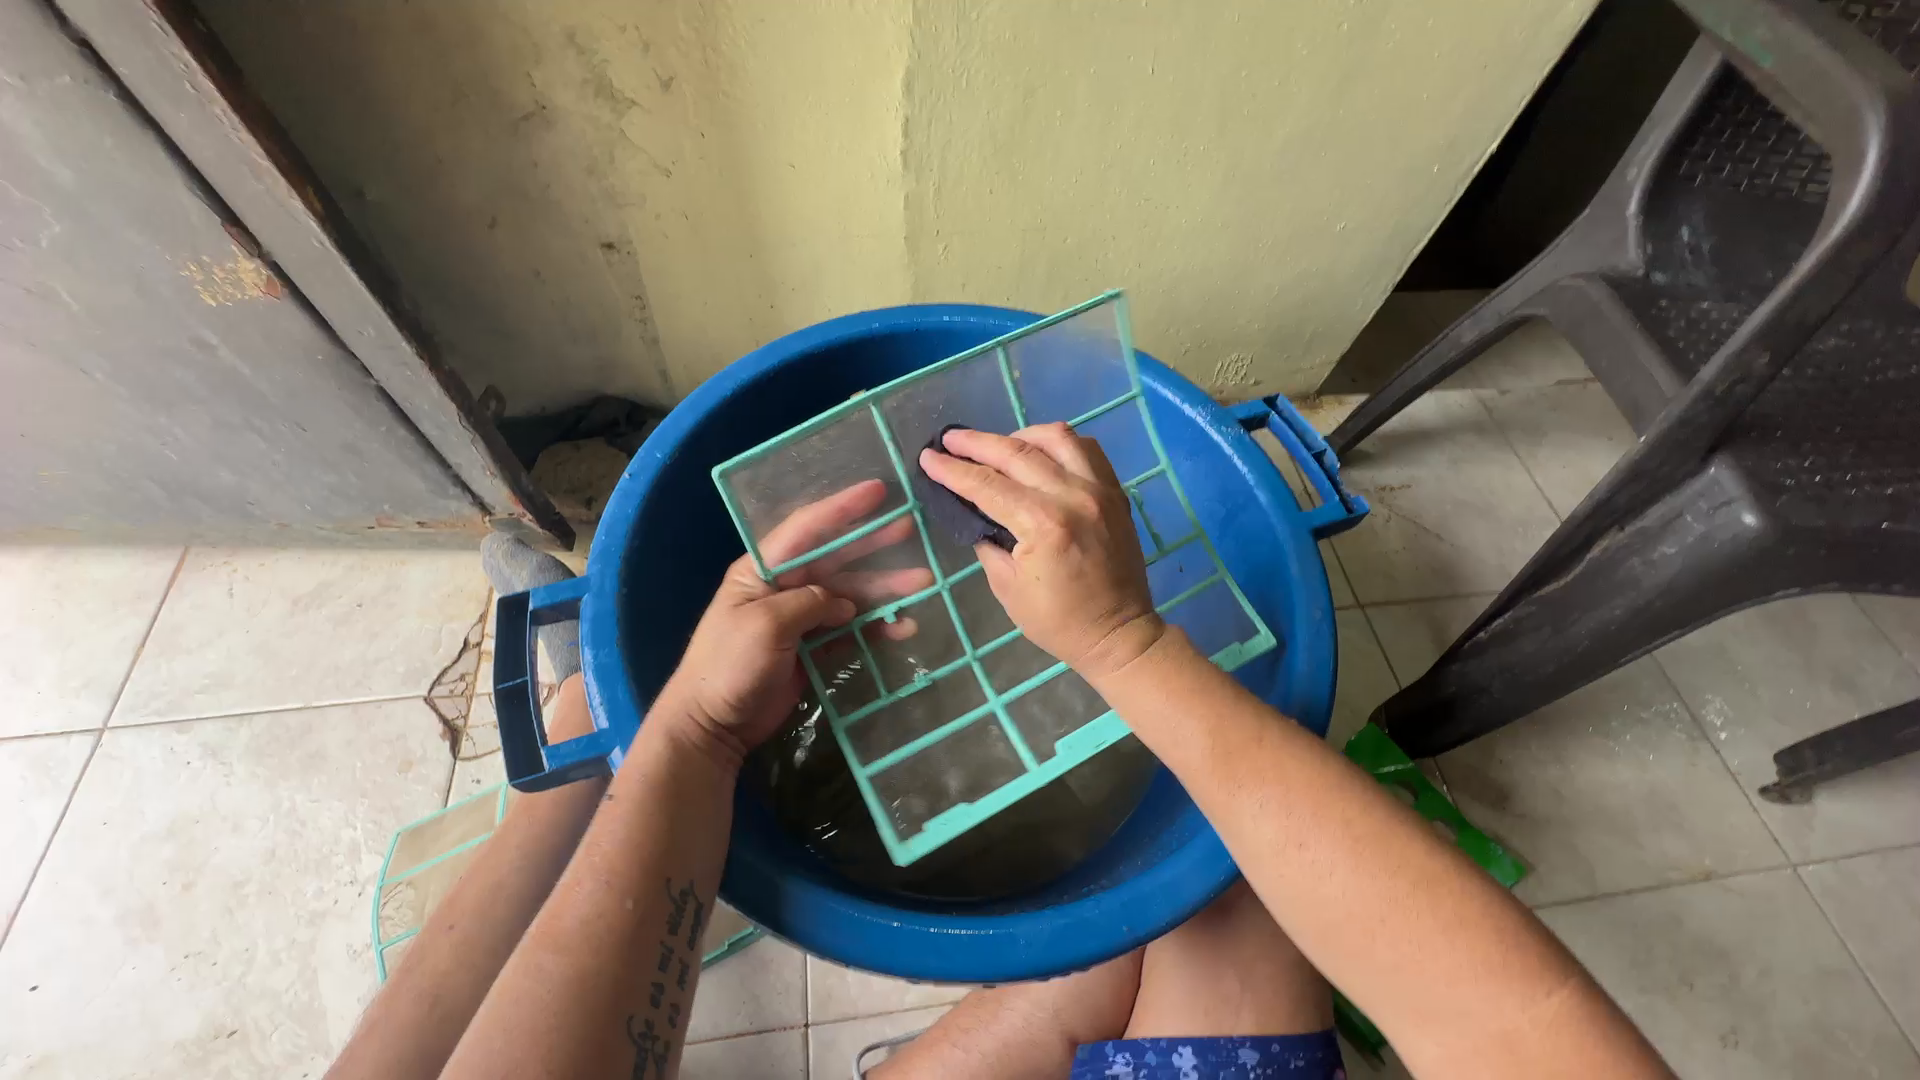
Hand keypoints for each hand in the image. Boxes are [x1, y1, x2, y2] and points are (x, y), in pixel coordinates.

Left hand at [655, 480, 932, 761]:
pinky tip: (903, 628)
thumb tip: (845, 604)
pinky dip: (876, 628)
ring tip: (923, 584)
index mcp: (764, 570)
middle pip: (836, 559)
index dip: (843, 508)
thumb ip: (809, 603)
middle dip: (874, 544)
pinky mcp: (812, 649)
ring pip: (850, 596)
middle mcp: (784, 587)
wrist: (712, 725)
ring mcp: (800, 619)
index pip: (807, 529)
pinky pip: (850, 630)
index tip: (879, 490)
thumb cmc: (729, 665)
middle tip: (912, 528)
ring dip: (885, 590)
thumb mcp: (766, 624)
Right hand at [918, 424, 1165, 678]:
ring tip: (997, 445)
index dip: (952, 470)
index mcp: (1044, 524)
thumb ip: (988, 540)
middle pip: (1017, 452)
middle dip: (976, 443)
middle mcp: (1073, 495)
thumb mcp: (1007, 587)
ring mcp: (1099, 490)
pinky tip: (1040, 453)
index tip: (928, 457)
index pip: (987, 485)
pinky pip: (1087, 449)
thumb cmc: (1058, 620)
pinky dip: (1059, 443)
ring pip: (1057, 438)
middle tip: (949, 439)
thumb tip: (975, 510)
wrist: (1118, 633)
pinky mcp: (1115, 492)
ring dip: (1020, 435)